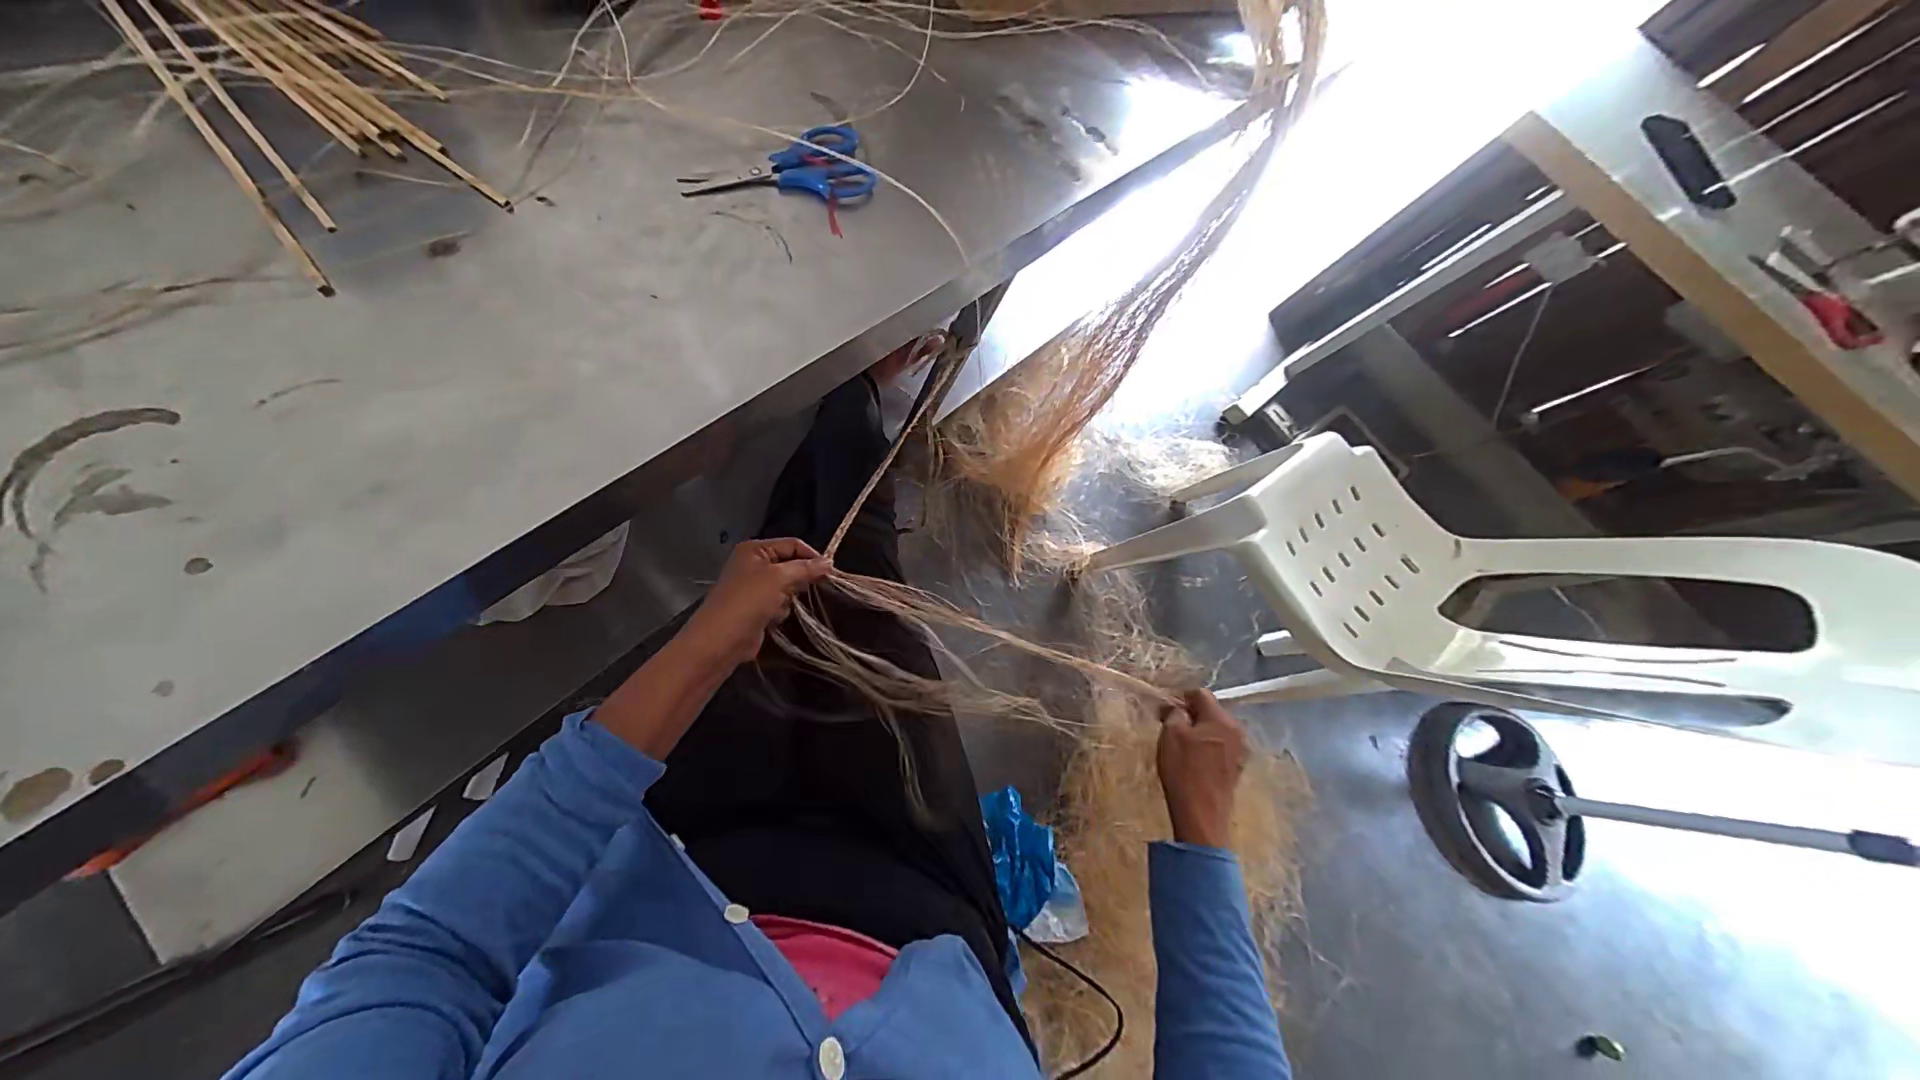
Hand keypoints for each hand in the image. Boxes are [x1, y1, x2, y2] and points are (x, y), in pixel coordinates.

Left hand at [681, 538, 832, 670]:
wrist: (721, 640)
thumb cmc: (748, 601)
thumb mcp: (780, 578)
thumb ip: (806, 568)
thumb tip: (829, 562)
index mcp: (754, 550)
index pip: (793, 545)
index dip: (812, 556)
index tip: (831, 572)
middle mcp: (753, 564)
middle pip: (791, 565)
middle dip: (800, 579)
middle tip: (808, 590)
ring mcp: (753, 587)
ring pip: (788, 587)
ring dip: (789, 599)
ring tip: (778, 608)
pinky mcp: (756, 608)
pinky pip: (779, 604)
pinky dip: (780, 611)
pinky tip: (772, 619)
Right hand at [1156, 689, 1248, 848]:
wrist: (1202, 814)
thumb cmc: (1184, 770)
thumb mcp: (1171, 735)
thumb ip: (1174, 713)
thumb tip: (1176, 707)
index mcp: (1221, 719)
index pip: (1200, 694)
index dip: (1180, 698)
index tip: (1164, 711)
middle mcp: (1236, 731)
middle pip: (1210, 710)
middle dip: (1190, 714)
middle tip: (1169, 726)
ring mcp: (1239, 751)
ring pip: (1215, 729)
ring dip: (1198, 731)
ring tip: (1180, 745)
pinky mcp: (1236, 768)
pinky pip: (1219, 746)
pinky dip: (1205, 746)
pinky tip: (1192, 760)